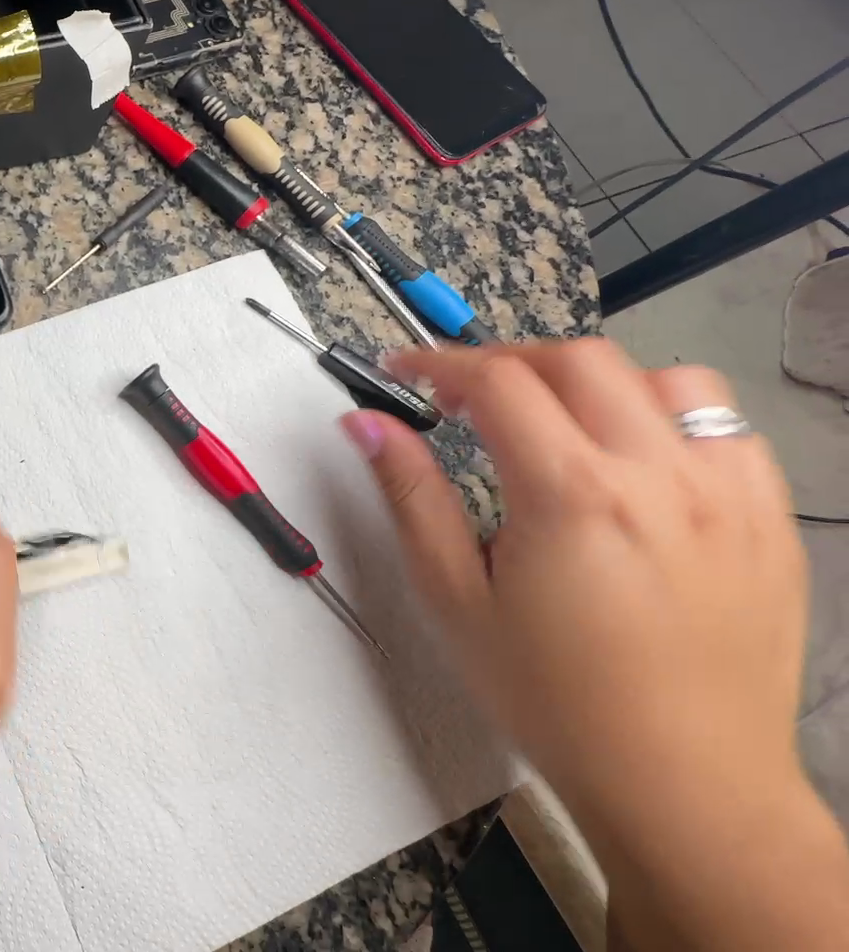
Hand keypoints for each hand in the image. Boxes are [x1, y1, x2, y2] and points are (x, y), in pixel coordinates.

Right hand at [340, 339, 844, 949]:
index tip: (402, 370)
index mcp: (573, 496)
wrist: (680, 777)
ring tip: (551, 420)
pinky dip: (664, 417)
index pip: (499, 383)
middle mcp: (663, 477)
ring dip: (593, 380)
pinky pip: (725, 429)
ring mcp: (732, 495)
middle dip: (506, 360)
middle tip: (460, 393)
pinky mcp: (772, 522)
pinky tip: (628, 461)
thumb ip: (409, 493)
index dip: (438, 363)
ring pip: (666, 379)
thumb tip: (365, 423)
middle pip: (580, 361)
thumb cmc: (546, 691)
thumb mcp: (451, 593)